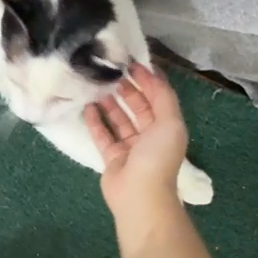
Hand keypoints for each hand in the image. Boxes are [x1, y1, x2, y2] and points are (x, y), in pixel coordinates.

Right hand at [85, 62, 190, 230]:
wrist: (140, 194)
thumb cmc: (157, 156)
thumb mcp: (170, 121)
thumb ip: (163, 96)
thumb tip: (153, 73)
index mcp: (167, 127)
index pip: (158, 98)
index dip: (147, 80)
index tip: (131, 63)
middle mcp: (150, 136)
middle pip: (138, 107)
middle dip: (127, 90)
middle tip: (110, 72)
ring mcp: (130, 147)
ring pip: (119, 120)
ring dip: (110, 103)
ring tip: (96, 86)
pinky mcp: (112, 157)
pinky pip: (103, 135)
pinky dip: (96, 121)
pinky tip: (87, 107)